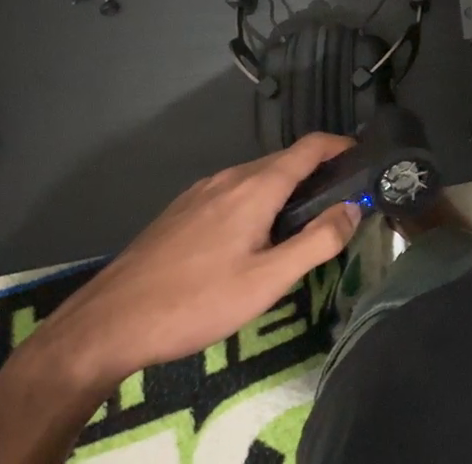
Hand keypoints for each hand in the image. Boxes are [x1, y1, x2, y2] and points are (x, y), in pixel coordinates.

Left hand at [22, 133, 362, 389]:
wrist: (105, 326)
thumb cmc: (194, 302)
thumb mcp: (268, 281)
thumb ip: (318, 241)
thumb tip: (353, 208)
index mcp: (256, 187)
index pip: (310, 146)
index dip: (342, 146)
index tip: (366, 159)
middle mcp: (229, 178)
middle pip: (285, 160)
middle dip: (318, 173)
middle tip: (341, 204)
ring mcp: (200, 193)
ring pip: (257, 177)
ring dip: (287, 189)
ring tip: (302, 224)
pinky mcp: (181, 211)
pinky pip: (232, 192)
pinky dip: (258, 200)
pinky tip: (253, 238)